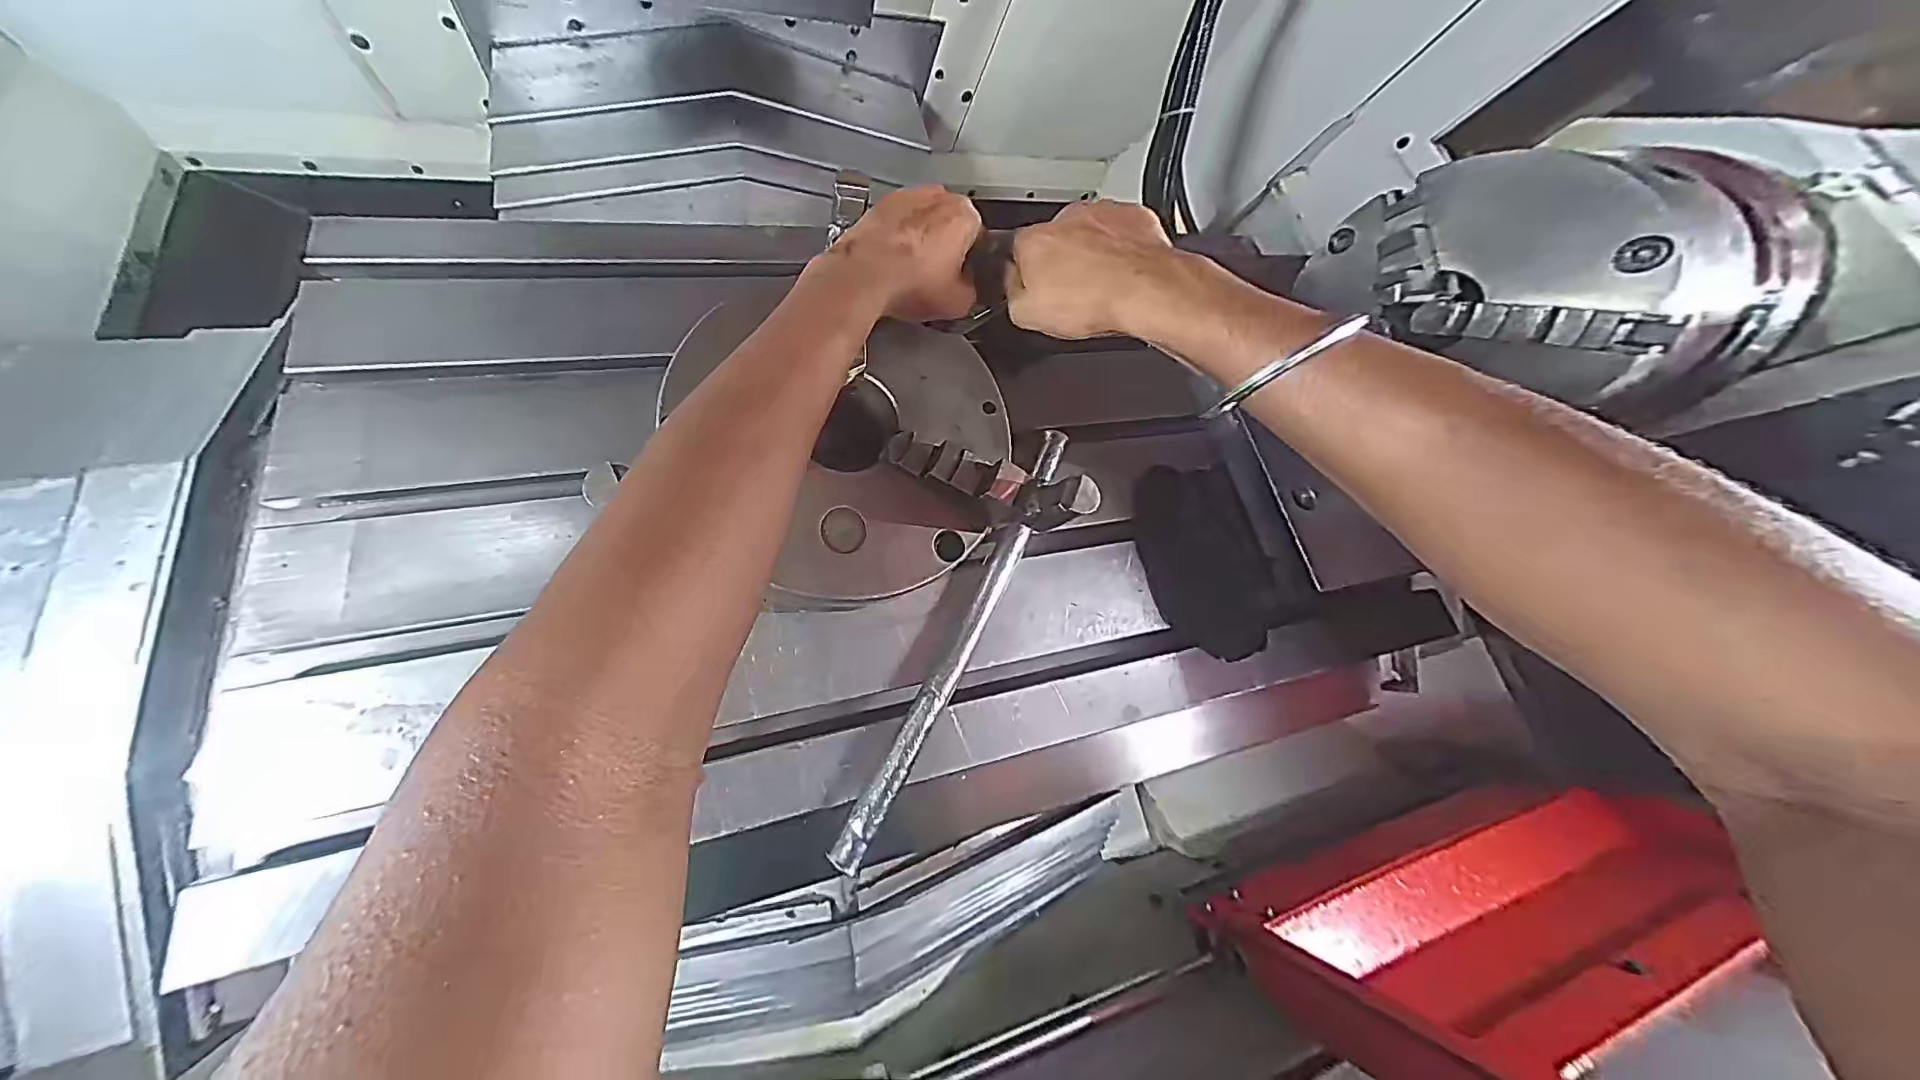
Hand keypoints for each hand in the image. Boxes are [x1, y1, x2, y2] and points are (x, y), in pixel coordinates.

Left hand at [827, 186, 982, 321]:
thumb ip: (972, 292)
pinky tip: (892, 265)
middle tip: (935, 278)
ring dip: (920, 242)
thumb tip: (968, 292)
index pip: (980, 238)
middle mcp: (938, 197)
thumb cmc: (907, 280)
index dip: (971, 263)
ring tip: (911, 274)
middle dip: (945, 248)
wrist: (863, 276)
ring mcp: (906, 197)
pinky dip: (896, 241)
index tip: (961, 279)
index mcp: (965, 214)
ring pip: (923, 223)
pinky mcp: (880, 206)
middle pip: (950, 226)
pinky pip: (897, 225)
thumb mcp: (958, 302)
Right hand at [1006, 200, 1182, 339]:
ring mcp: (1102, 214)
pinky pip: (1121, 234)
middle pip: (1054, 241)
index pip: (1015, 252)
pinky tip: (1122, 276)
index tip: (1037, 293)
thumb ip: (1012, 298)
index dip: (1024, 277)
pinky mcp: (1134, 218)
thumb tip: (1013, 293)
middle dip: (1060, 264)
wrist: (1146, 290)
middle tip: (1071, 295)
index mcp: (1033, 239)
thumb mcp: (1027, 316)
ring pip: (1089, 235)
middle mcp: (1066, 219)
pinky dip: (1121, 251)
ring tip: (1099, 288)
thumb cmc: (1094, 300)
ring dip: (1091, 256)